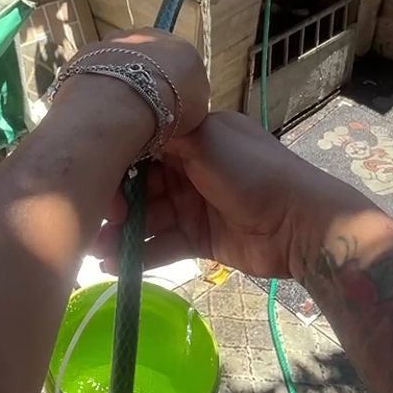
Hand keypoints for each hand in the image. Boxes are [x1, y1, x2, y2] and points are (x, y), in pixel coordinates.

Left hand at [46, 30, 208, 148]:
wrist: (120, 102)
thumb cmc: (166, 109)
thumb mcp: (197, 111)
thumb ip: (190, 98)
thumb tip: (181, 100)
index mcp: (182, 49)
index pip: (181, 64)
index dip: (172, 85)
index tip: (166, 105)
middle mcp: (149, 36)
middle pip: (150, 55)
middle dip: (145, 75)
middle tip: (140, 103)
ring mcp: (116, 40)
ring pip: (121, 56)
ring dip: (119, 74)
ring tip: (115, 104)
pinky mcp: (88, 49)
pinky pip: (95, 65)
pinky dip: (96, 79)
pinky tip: (96, 100)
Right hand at [96, 112, 374, 279]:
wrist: (300, 222)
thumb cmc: (251, 171)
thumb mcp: (205, 139)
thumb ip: (164, 133)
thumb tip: (125, 125)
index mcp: (192, 137)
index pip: (142, 147)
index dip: (117, 163)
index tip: (95, 180)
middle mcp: (189, 169)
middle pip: (140, 186)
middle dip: (113, 203)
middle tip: (91, 221)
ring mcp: (194, 206)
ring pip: (147, 219)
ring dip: (121, 233)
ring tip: (95, 250)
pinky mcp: (200, 239)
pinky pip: (163, 246)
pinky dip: (140, 255)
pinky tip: (113, 267)